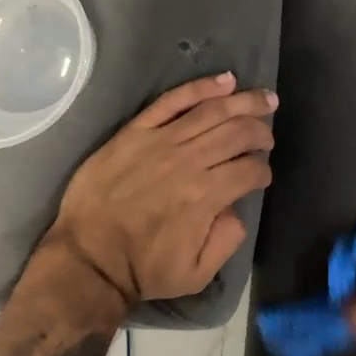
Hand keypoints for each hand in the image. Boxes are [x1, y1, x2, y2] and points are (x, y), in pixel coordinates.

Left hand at [45, 72, 275, 302]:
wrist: (87, 258)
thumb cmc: (142, 268)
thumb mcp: (196, 274)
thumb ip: (227, 241)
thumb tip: (236, 208)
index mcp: (204, 197)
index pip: (249, 170)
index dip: (263, 170)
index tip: (262, 174)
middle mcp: (187, 162)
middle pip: (237, 132)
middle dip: (261, 131)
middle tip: (268, 135)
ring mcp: (160, 140)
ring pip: (211, 111)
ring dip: (244, 102)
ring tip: (264, 99)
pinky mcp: (137, 130)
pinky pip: (173, 100)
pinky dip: (201, 87)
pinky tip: (226, 80)